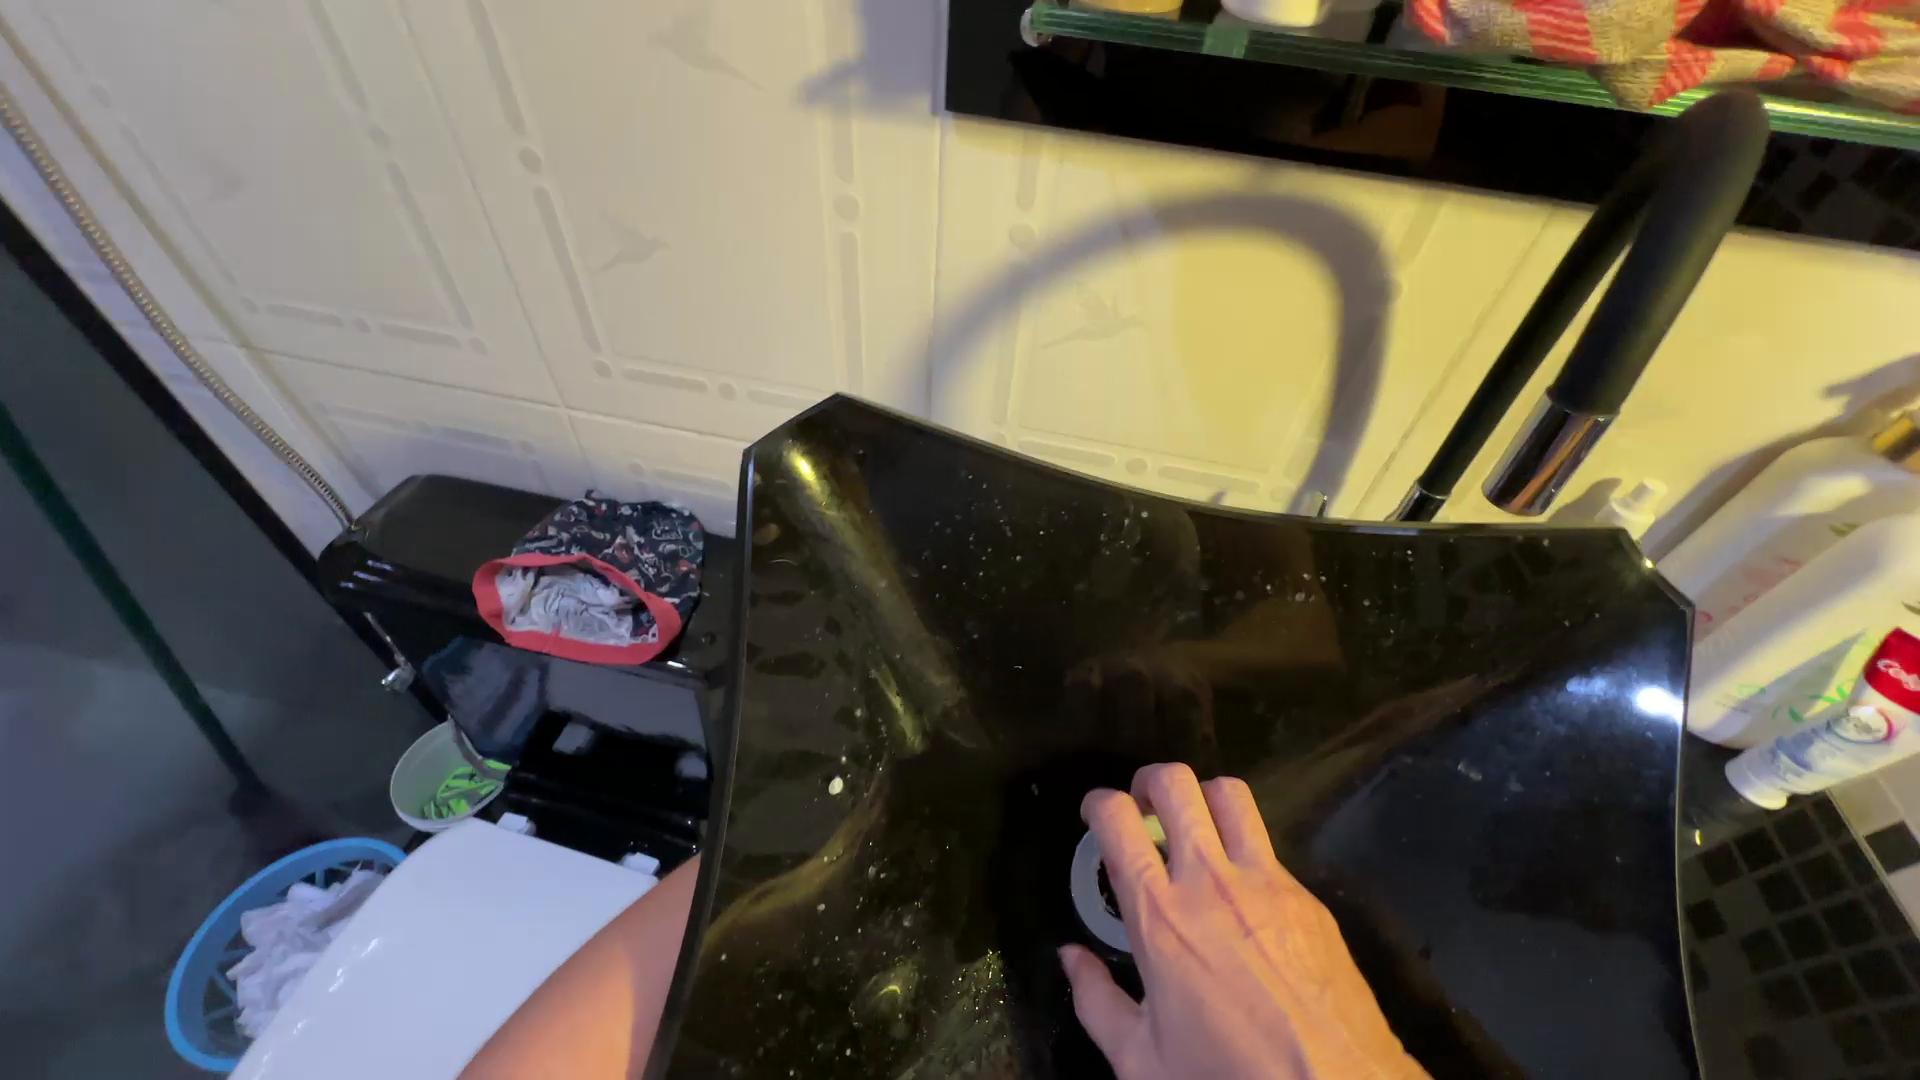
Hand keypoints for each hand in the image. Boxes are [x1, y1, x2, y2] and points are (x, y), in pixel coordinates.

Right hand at [1060, 763, 1429, 1079]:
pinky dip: (1243, 847)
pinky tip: (1242, 891)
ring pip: (1229, 792)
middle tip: (1141, 806)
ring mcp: (1266, 882)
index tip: (1094, 814)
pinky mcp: (1307, 898)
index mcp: (1159, 915)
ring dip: (1201, 796)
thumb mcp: (1142, 1062)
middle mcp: (1210, 881)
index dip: (1097, 802)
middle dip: (1148, 780)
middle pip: (1174, 783)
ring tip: (1193, 824)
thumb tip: (1069, 955)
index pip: (1118, 819)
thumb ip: (1096, 1001)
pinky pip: (1267, 845)